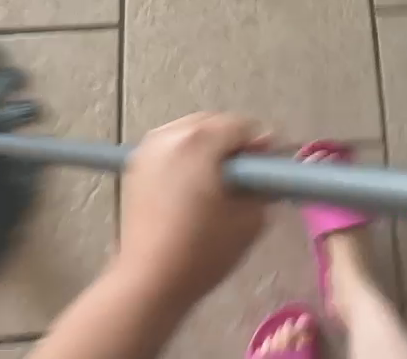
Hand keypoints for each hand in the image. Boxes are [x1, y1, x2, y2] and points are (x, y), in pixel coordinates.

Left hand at [115, 112, 269, 309]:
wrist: (148, 282)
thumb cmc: (202, 252)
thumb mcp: (249, 220)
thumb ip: (265, 187)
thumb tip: (269, 171)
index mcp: (200, 141)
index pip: (242, 126)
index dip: (261, 145)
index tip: (270, 166)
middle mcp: (171, 133)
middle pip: (214, 123)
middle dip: (234, 142)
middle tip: (248, 173)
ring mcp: (149, 147)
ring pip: (191, 131)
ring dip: (209, 146)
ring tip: (220, 178)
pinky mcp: (136, 163)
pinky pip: (171, 146)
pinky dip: (186, 155)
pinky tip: (194, 182)